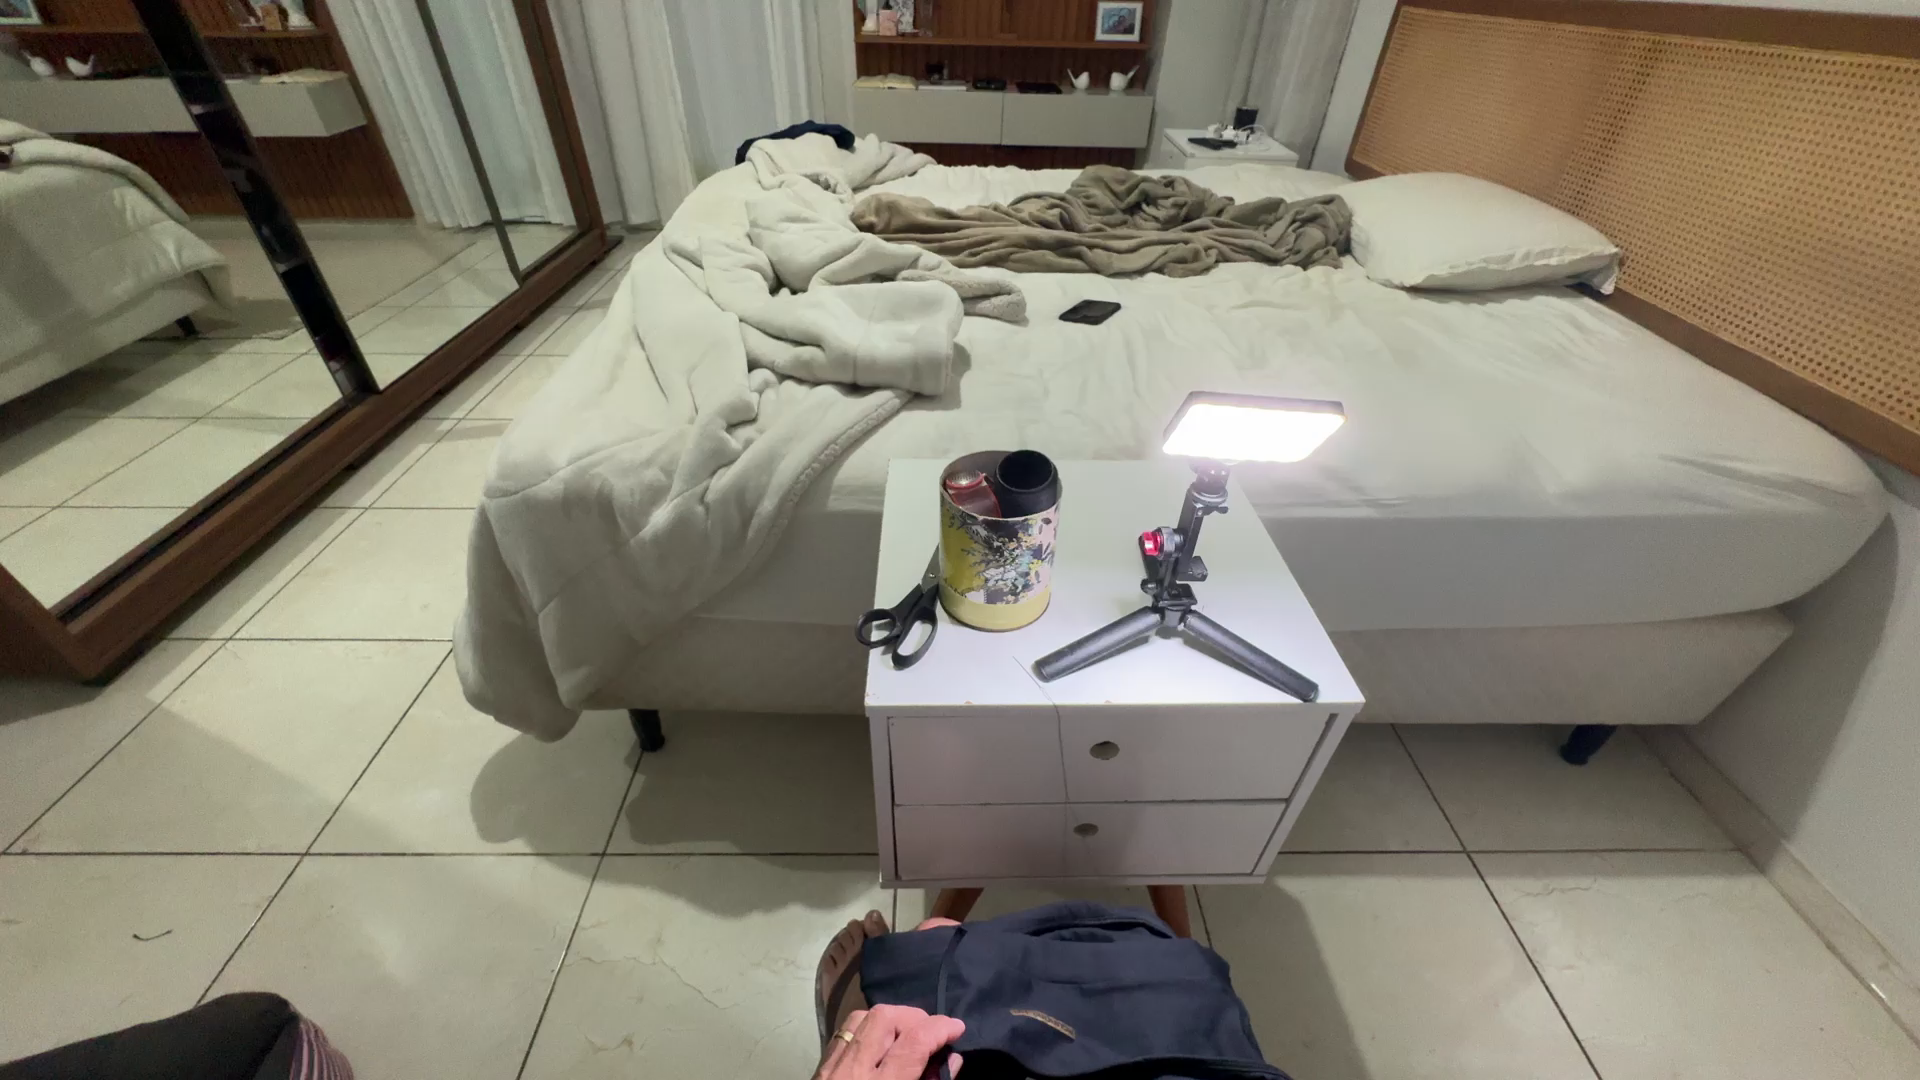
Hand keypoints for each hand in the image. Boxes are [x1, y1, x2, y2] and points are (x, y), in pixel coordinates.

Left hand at [815, 1005, 963, 1079]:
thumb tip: (951, 1057)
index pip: (913, 1043)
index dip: (939, 1028)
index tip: (957, 1027)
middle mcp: (852, 1071)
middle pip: (883, 1018)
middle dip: (912, 1017)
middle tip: (930, 1034)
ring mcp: (831, 1068)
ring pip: (861, 1017)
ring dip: (888, 1019)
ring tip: (906, 1037)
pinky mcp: (820, 1069)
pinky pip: (845, 1033)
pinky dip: (866, 1029)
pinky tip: (878, 1044)